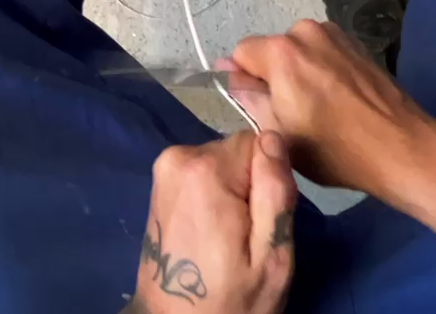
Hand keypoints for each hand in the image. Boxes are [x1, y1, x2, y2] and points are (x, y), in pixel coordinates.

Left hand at [125, 131, 296, 313]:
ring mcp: (164, 165)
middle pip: (236, 152)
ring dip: (229, 191)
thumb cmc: (228, 299)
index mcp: (206, 168)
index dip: (268, 180)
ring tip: (224, 236)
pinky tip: (207, 229)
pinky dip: (211, 193)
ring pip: (221, 160)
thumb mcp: (270, 258)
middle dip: (248, 185)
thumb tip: (274, 137)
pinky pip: (202, 170)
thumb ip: (275, 192)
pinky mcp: (159, 178)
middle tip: (244, 235)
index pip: (258, 142)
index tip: (261, 219)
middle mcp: (179, 155)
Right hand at [222, 19, 434, 196]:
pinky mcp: (355, 41)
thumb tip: (226, 70)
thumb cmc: (336, 150)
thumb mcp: (279, 133)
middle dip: (273, 75)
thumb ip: (248, 95)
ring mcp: (334, 32)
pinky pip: (321, 49)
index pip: (241, 53)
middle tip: (293, 113)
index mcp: (282, 52)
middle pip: (271, 50)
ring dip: (298, 70)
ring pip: (297, 49)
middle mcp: (305, 31)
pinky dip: (321, 67)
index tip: (261, 106)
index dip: (245, 80)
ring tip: (320, 106)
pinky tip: (339, 96)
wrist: (403, 148)